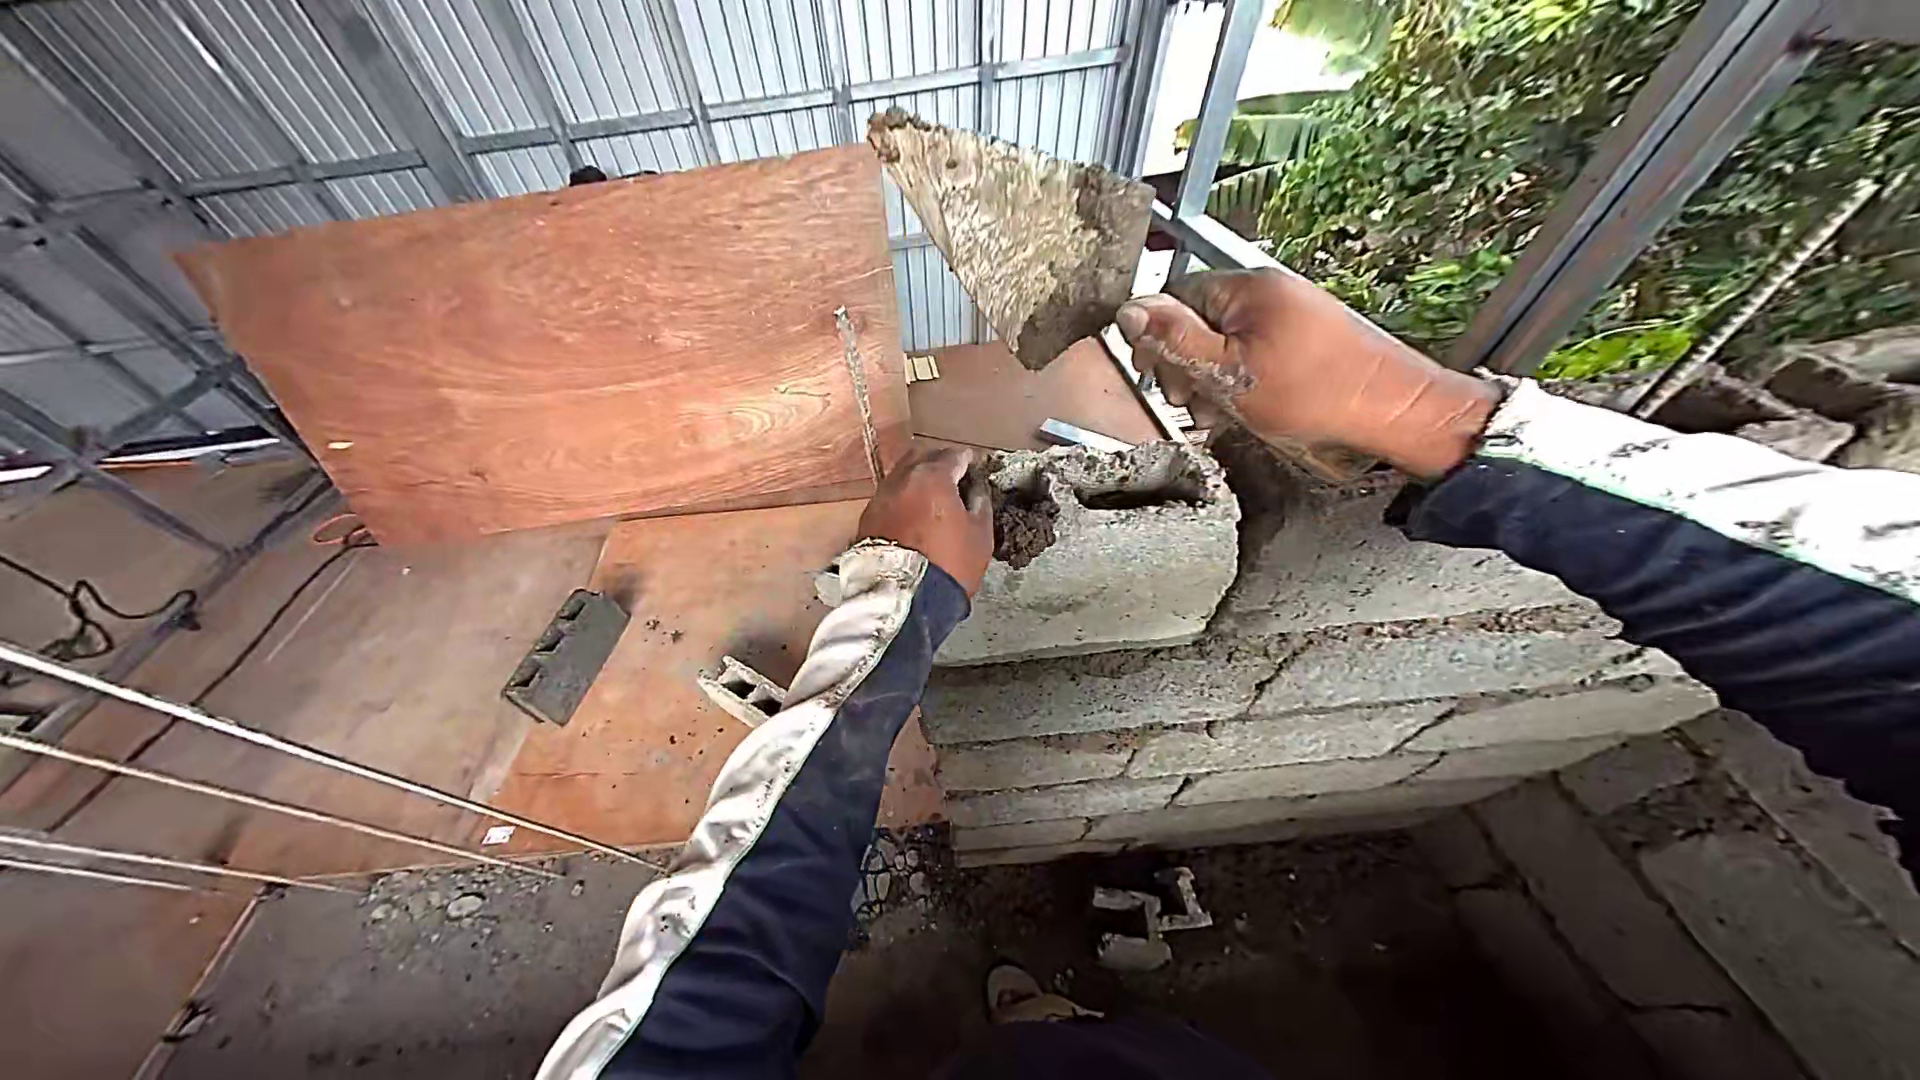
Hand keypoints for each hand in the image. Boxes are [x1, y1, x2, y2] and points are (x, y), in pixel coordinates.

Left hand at [857, 444, 993, 595]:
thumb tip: (976, 488)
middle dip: (938, 462)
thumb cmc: (949, 565)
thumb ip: (980, 503)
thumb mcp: (980, 535)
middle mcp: (902, 479)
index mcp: (932, 477)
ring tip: (932, 497)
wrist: (904, 597)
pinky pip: (889, 498)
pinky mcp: (867, 519)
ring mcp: (880, 498)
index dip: (968, 461)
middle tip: (953, 477)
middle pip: (921, 457)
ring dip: (917, 480)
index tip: (975, 466)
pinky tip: (913, 514)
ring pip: (901, 476)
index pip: (954, 456)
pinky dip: (903, 499)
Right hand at [1114, 268, 1503, 477]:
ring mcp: (1284, 317)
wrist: (1389, 413)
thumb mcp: (1227, 371)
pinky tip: (1236, 409)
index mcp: (1249, 288)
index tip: (1151, 370)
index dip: (1156, 337)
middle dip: (1182, 363)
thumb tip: (1130, 312)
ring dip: (1206, 379)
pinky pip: (1247, 356)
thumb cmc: (1317, 393)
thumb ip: (1174, 340)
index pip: (1176, 296)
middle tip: (1187, 396)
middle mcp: (1267, 294)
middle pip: (1196, 321)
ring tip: (1214, 409)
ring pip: (1220, 344)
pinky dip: (1234, 382)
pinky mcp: (1297, 342)